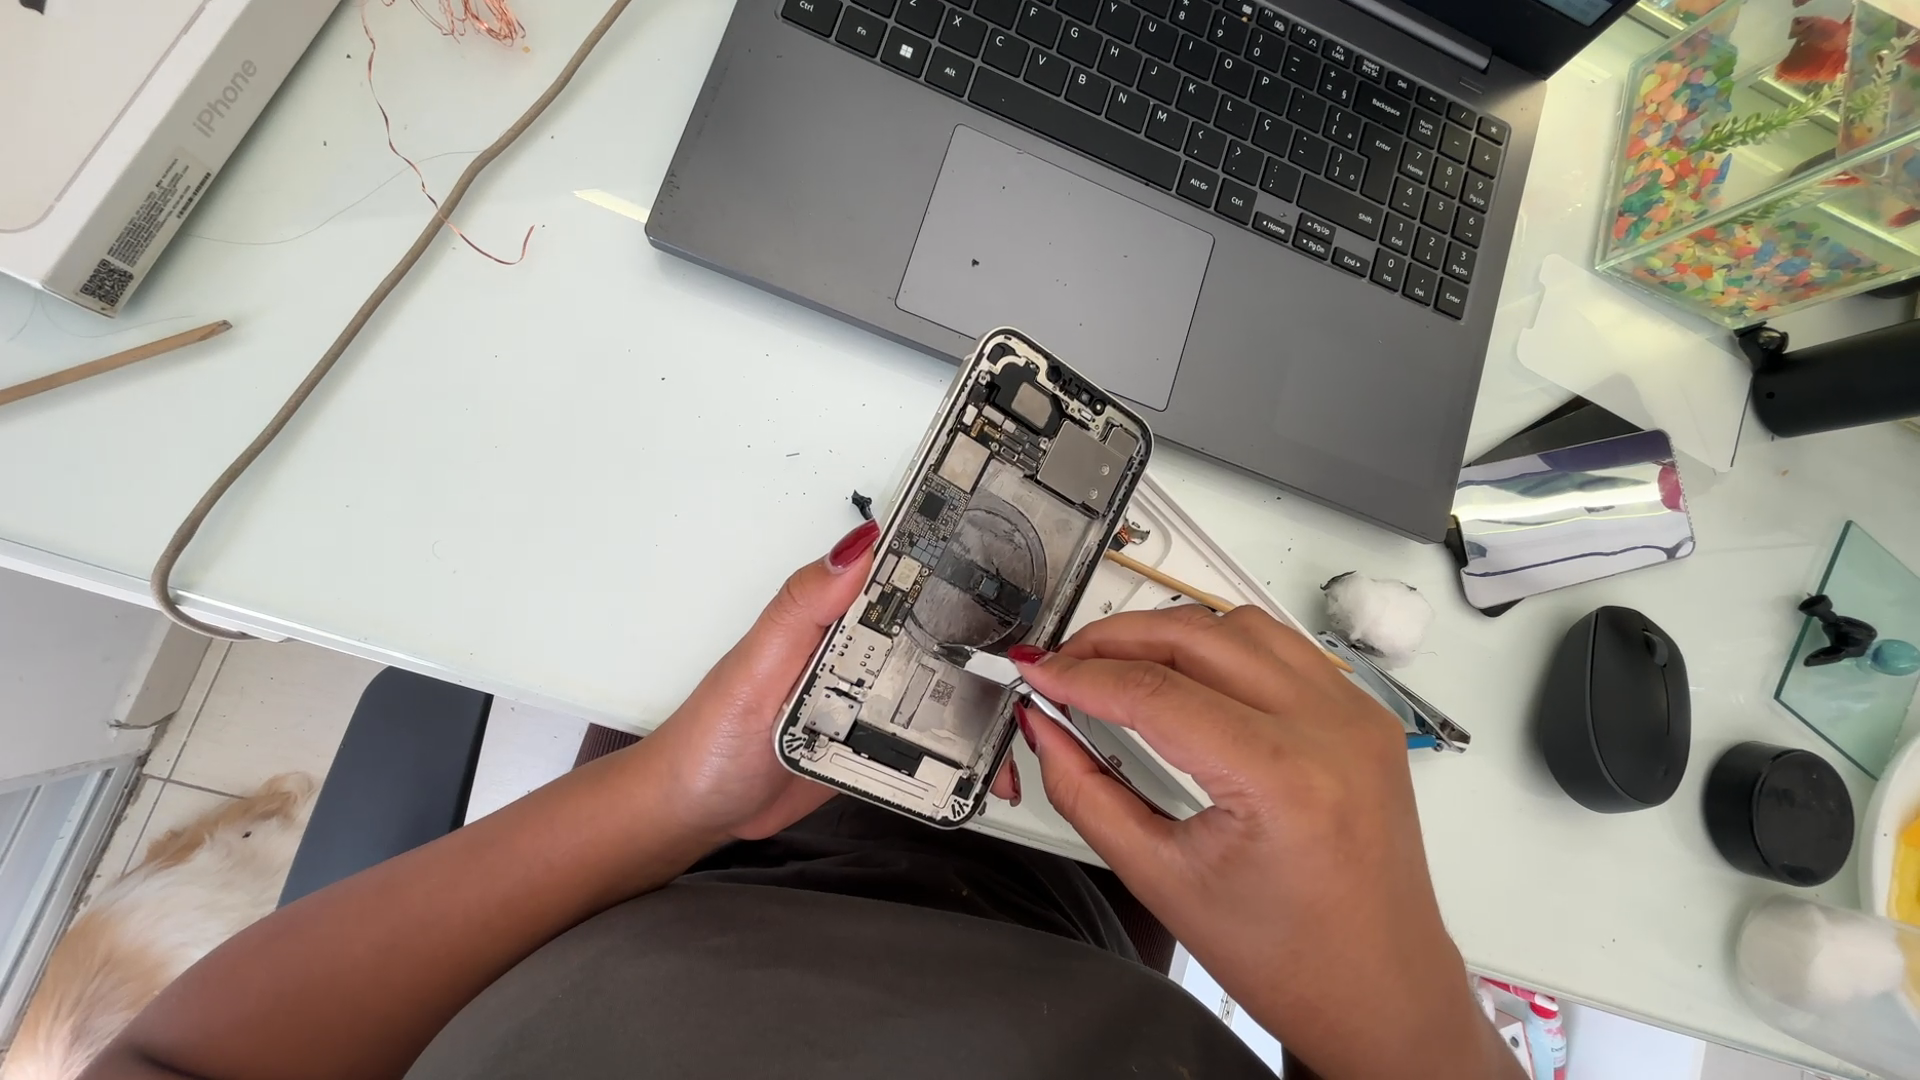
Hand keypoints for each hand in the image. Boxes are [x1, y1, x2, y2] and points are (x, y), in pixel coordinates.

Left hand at [645, 520, 1022, 842]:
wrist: (698, 812)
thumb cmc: (712, 737)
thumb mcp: (757, 664)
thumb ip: (803, 608)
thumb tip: (855, 547)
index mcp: (832, 620)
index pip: (896, 579)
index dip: (945, 563)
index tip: (1000, 555)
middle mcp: (855, 655)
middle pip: (931, 637)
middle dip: (985, 640)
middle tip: (1039, 651)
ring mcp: (866, 702)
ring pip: (937, 690)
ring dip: (979, 701)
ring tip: (1023, 716)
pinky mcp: (872, 745)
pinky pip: (924, 741)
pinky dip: (957, 752)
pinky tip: (983, 767)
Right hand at [1013, 606, 1517, 1079]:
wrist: (1381, 994)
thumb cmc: (1284, 958)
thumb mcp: (1158, 877)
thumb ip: (1084, 790)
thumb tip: (1043, 726)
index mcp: (1282, 778)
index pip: (1155, 692)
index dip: (1081, 675)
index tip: (1036, 670)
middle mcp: (1330, 729)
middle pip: (1195, 635)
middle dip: (1115, 637)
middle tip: (1064, 661)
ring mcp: (1354, 715)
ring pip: (1239, 624)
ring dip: (1167, 630)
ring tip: (1116, 660)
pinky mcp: (1361, 715)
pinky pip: (1279, 645)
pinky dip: (1218, 642)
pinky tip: (1184, 668)